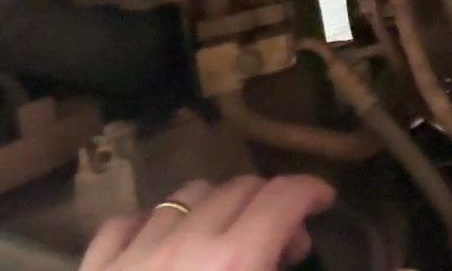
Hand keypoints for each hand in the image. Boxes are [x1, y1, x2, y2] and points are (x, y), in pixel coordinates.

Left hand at [81, 175, 333, 270]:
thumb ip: (281, 264)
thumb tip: (300, 241)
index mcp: (237, 261)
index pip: (285, 196)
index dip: (311, 190)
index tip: (325, 201)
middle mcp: (188, 244)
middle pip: (241, 188)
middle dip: (271, 202)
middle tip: (284, 242)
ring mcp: (135, 255)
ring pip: (188, 195)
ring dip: (217, 207)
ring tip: (226, 240)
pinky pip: (127, 223)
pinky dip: (153, 225)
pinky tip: (161, 244)